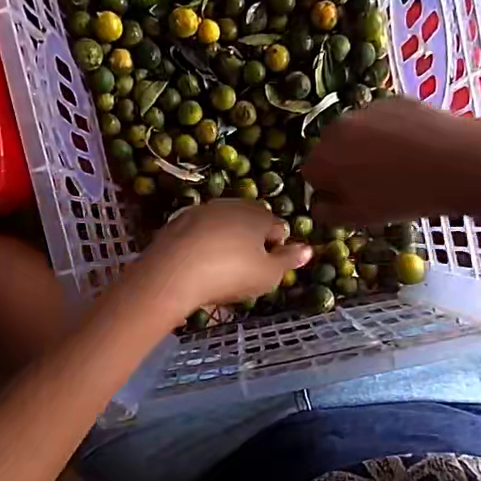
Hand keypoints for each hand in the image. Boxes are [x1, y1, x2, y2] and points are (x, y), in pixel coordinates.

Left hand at [128, 200, 311, 313]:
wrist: (172, 273)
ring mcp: (202, 211)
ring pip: (223, 226)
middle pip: (250, 222)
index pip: (278, 227)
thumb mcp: (268, 275)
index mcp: (258, 215)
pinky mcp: (177, 222)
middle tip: (245, 270)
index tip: (267, 270)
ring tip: (220, 271)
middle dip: (251, 241)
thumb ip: (288, 260)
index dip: (277, 248)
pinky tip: (198, 267)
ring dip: (226, 242)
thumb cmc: (230, 274)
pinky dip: (202, 246)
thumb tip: (308, 249)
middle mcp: (231, 205)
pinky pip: (199, 233)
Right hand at [305, 99, 480, 224]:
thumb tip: (320, 205)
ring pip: (357, 132)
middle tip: (374, 183)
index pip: (311, 174)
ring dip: (367, 147)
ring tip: (398, 166)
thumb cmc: (404, 196)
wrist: (458, 161)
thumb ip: (330, 213)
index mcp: (324, 158)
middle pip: (331, 148)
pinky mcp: (394, 99)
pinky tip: (414, 148)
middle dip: (345, 164)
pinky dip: (391, 132)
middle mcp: (338, 127)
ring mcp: (367, 109)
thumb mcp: (362, 217)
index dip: (328, 189)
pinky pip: (382, 119)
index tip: (350, 198)